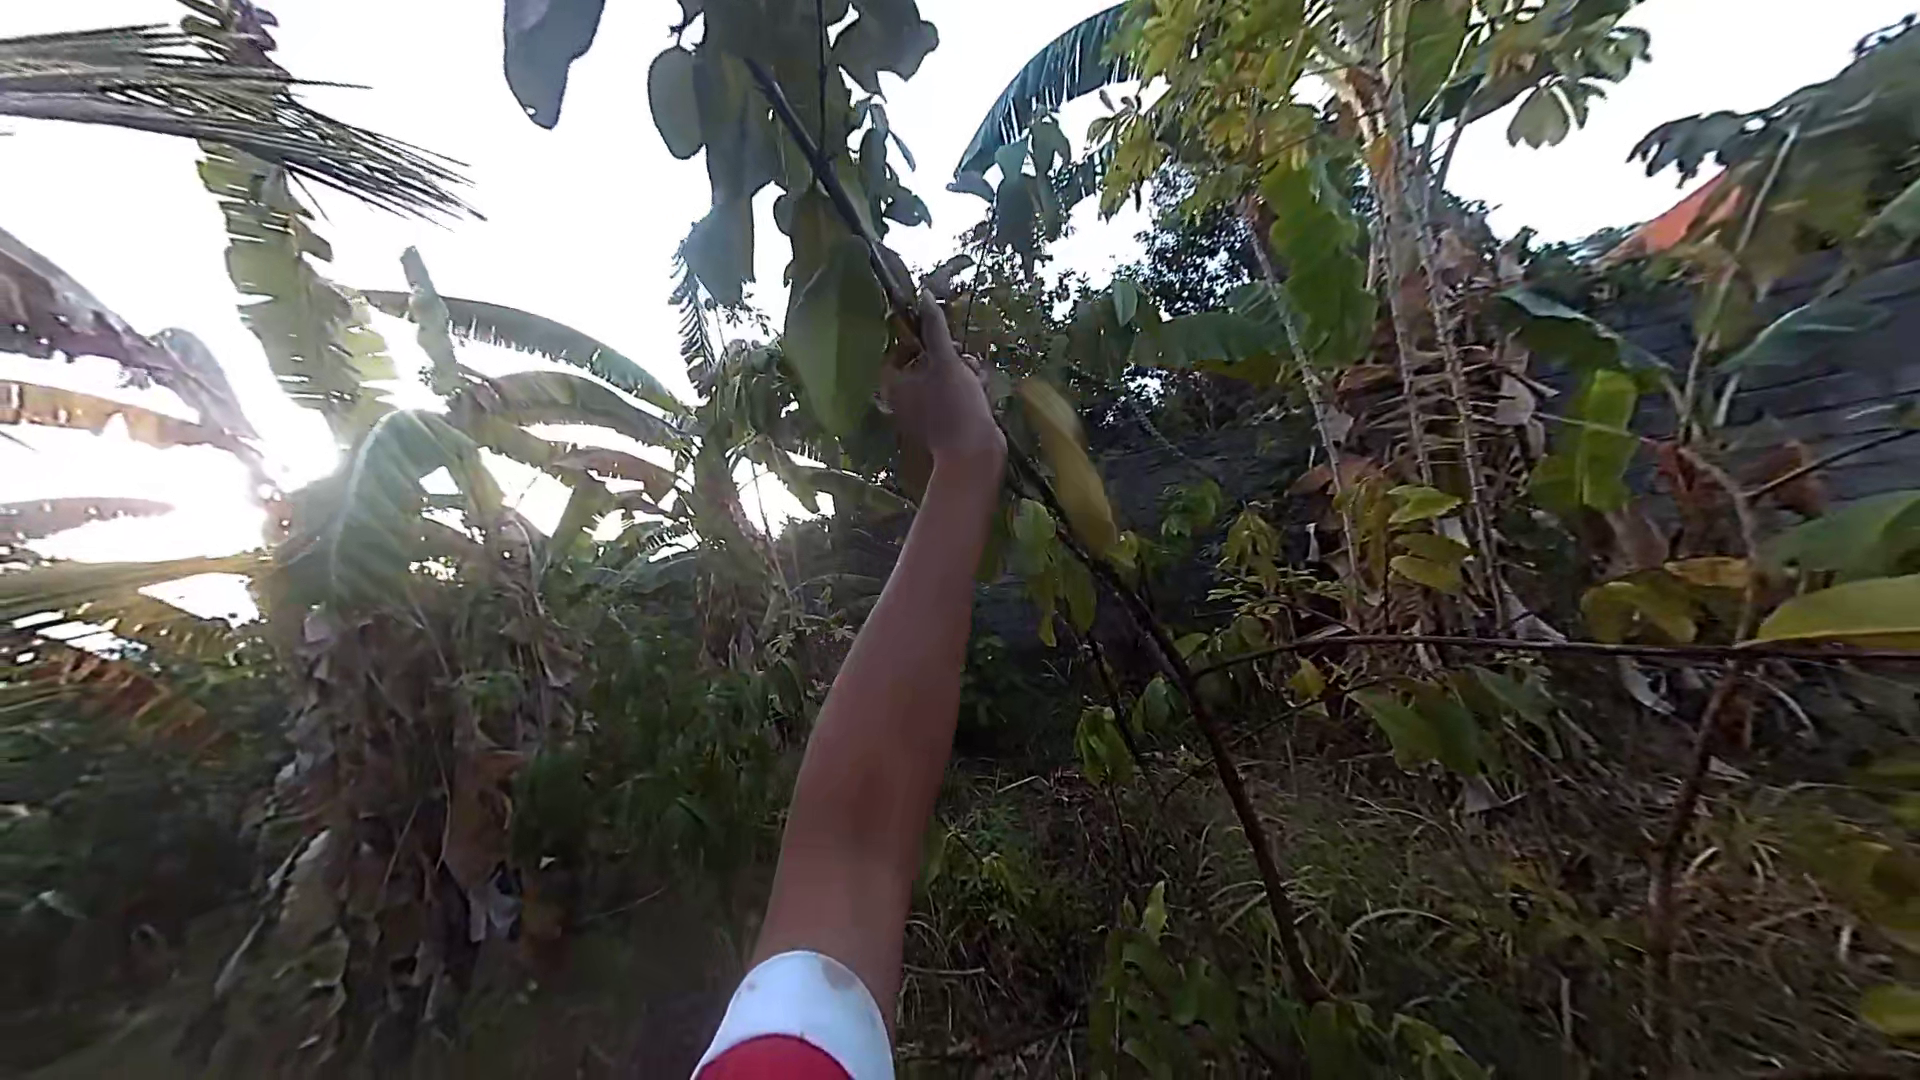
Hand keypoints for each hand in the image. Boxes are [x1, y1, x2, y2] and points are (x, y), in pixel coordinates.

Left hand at [881, 291, 1005, 477]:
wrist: (974, 455)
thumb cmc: (955, 406)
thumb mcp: (946, 361)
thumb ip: (935, 328)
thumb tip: (924, 295)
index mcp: (894, 385)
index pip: (901, 349)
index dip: (923, 340)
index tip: (944, 339)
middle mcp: (904, 400)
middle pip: (927, 363)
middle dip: (952, 358)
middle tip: (965, 363)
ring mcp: (925, 414)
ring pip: (946, 378)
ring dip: (965, 373)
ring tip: (977, 382)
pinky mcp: (946, 424)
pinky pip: (956, 397)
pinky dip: (969, 392)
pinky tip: (982, 394)